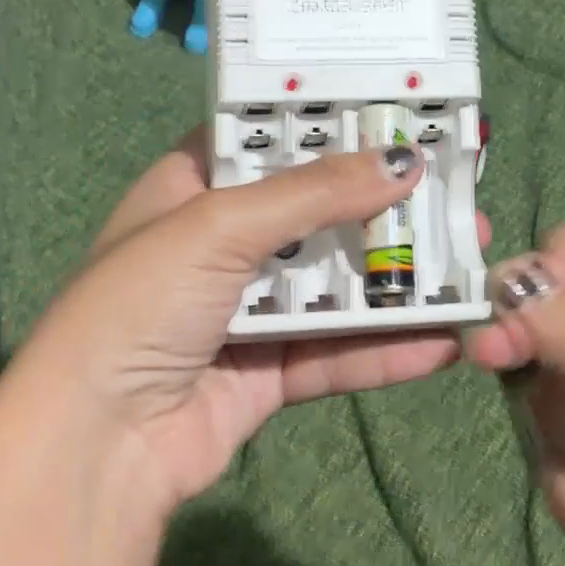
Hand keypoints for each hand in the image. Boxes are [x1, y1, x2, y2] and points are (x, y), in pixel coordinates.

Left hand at [0, 127, 491, 565]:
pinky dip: (387, 346)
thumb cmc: (140, 304)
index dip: (333, 125)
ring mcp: (247, 308)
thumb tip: (405, 160)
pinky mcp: (269, 369)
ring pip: (337, 282)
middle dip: (387, 205)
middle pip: (320, 211)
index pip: (271, 139)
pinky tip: (443, 339)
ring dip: (400, 278)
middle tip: (454, 196)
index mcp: (193, 188)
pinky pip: (337, 349)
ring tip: (470, 263)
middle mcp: (222, 242)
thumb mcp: (221, 225)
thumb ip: (317, 192)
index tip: (399, 116)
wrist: (94, 449)